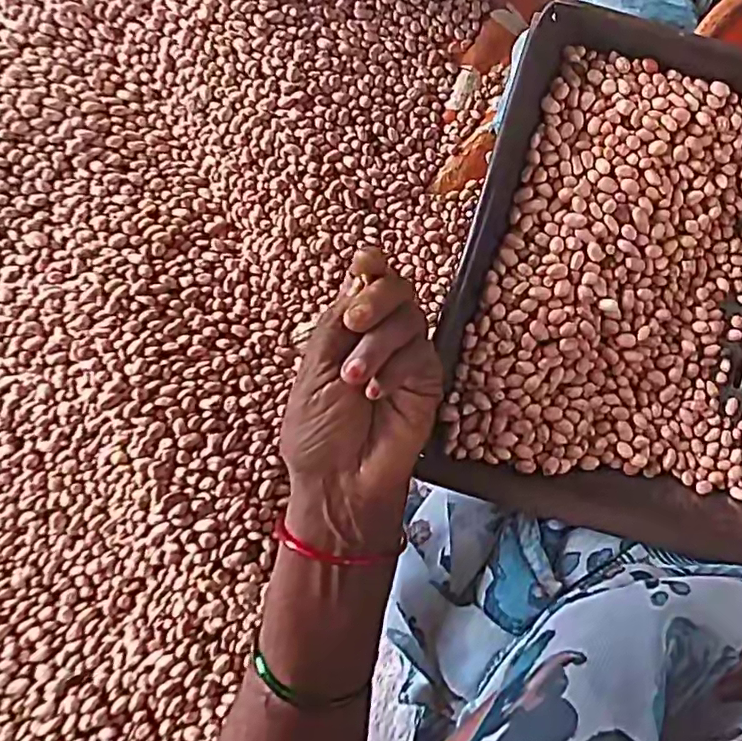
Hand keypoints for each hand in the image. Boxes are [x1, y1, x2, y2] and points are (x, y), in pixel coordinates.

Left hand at [281, 248, 443, 555]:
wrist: (338, 480)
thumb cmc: (318, 430)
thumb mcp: (314, 369)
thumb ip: (338, 321)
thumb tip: (362, 272)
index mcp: (349, 328)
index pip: (367, 283)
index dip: (371, 266)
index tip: (366, 260)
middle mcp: (381, 334)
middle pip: (396, 289)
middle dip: (376, 299)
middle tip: (353, 322)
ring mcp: (407, 353)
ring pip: (409, 319)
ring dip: (377, 346)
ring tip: (355, 380)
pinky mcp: (428, 376)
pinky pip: (419, 353)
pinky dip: (395, 369)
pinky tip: (377, 394)